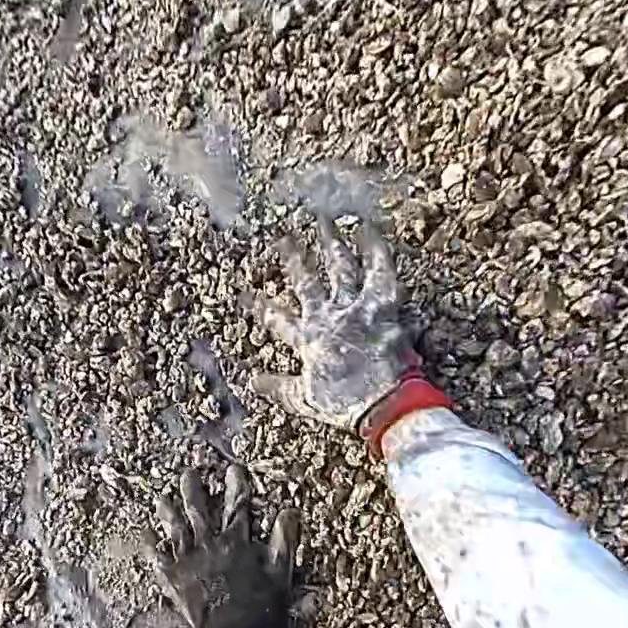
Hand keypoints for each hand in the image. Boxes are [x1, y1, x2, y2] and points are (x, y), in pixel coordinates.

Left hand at [143, 465, 299, 627]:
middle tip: (187, 473)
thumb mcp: (280, 577)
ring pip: (175, 528)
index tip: (233, 468)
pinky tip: (144, 532)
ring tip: (161, 497)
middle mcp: (209, 545)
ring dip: (168, 511)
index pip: (237, 507)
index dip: (236, 486)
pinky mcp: (172, 578)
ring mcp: (188, 561)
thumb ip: (284, 542)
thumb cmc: (260, 613)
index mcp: (236, 544)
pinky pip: (156, 557)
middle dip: (194, 490)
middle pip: (199, 511)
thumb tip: (289, 510)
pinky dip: (150, 544)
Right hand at [249, 223, 416, 430]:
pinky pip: (378, 270)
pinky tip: (367, 228)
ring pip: (339, 269)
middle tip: (280, 239)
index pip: (277, 319)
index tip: (246, 294)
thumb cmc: (345, 404)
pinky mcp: (381, 304)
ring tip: (323, 223)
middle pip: (306, 282)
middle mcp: (327, 317)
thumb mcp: (303, 400)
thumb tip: (252, 380)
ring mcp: (354, 308)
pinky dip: (374, 249)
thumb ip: (278, 387)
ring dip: (330, 245)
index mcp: (308, 340)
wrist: (382, 403)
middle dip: (291, 261)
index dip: (261, 306)